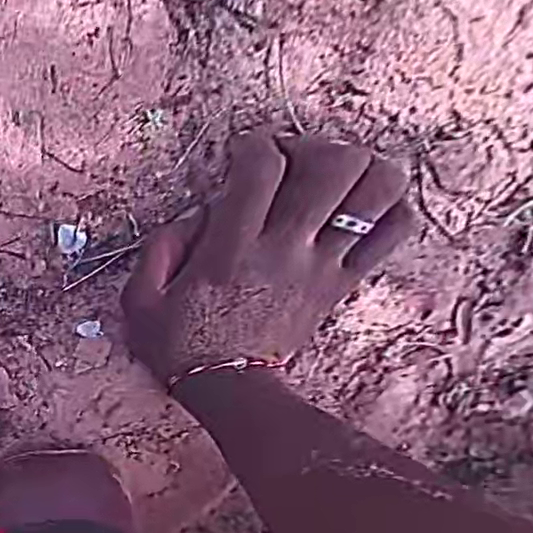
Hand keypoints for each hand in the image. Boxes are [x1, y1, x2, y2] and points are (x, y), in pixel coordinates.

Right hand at [120, 132, 417, 383]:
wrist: (223, 387)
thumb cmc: (176, 342)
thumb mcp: (139, 301)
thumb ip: (158, 250)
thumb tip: (196, 212)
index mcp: (229, 253)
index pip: (260, 173)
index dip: (257, 145)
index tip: (246, 149)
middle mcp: (283, 251)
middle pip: (333, 166)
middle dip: (314, 146)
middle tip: (291, 157)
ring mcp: (321, 266)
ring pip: (377, 189)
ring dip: (362, 166)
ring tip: (332, 174)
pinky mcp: (343, 282)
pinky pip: (393, 231)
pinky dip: (391, 207)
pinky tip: (362, 206)